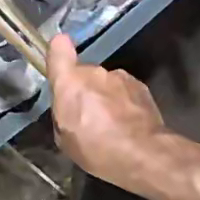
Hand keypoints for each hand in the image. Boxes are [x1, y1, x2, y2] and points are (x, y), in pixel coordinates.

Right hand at [46, 33, 173, 186]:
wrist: (141, 151)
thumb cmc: (95, 148)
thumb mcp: (65, 138)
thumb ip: (63, 112)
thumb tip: (71, 105)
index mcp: (70, 82)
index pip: (59, 52)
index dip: (59, 50)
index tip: (60, 48)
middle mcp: (95, 72)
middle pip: (85, 75)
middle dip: (85, 90)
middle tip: (89, 116)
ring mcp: (121, 77)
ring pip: (107, 83)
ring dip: (107, 96)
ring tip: (111, 123)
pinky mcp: (141, 85)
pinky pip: (125, 90)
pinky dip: (124, 101)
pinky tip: (128, 122)